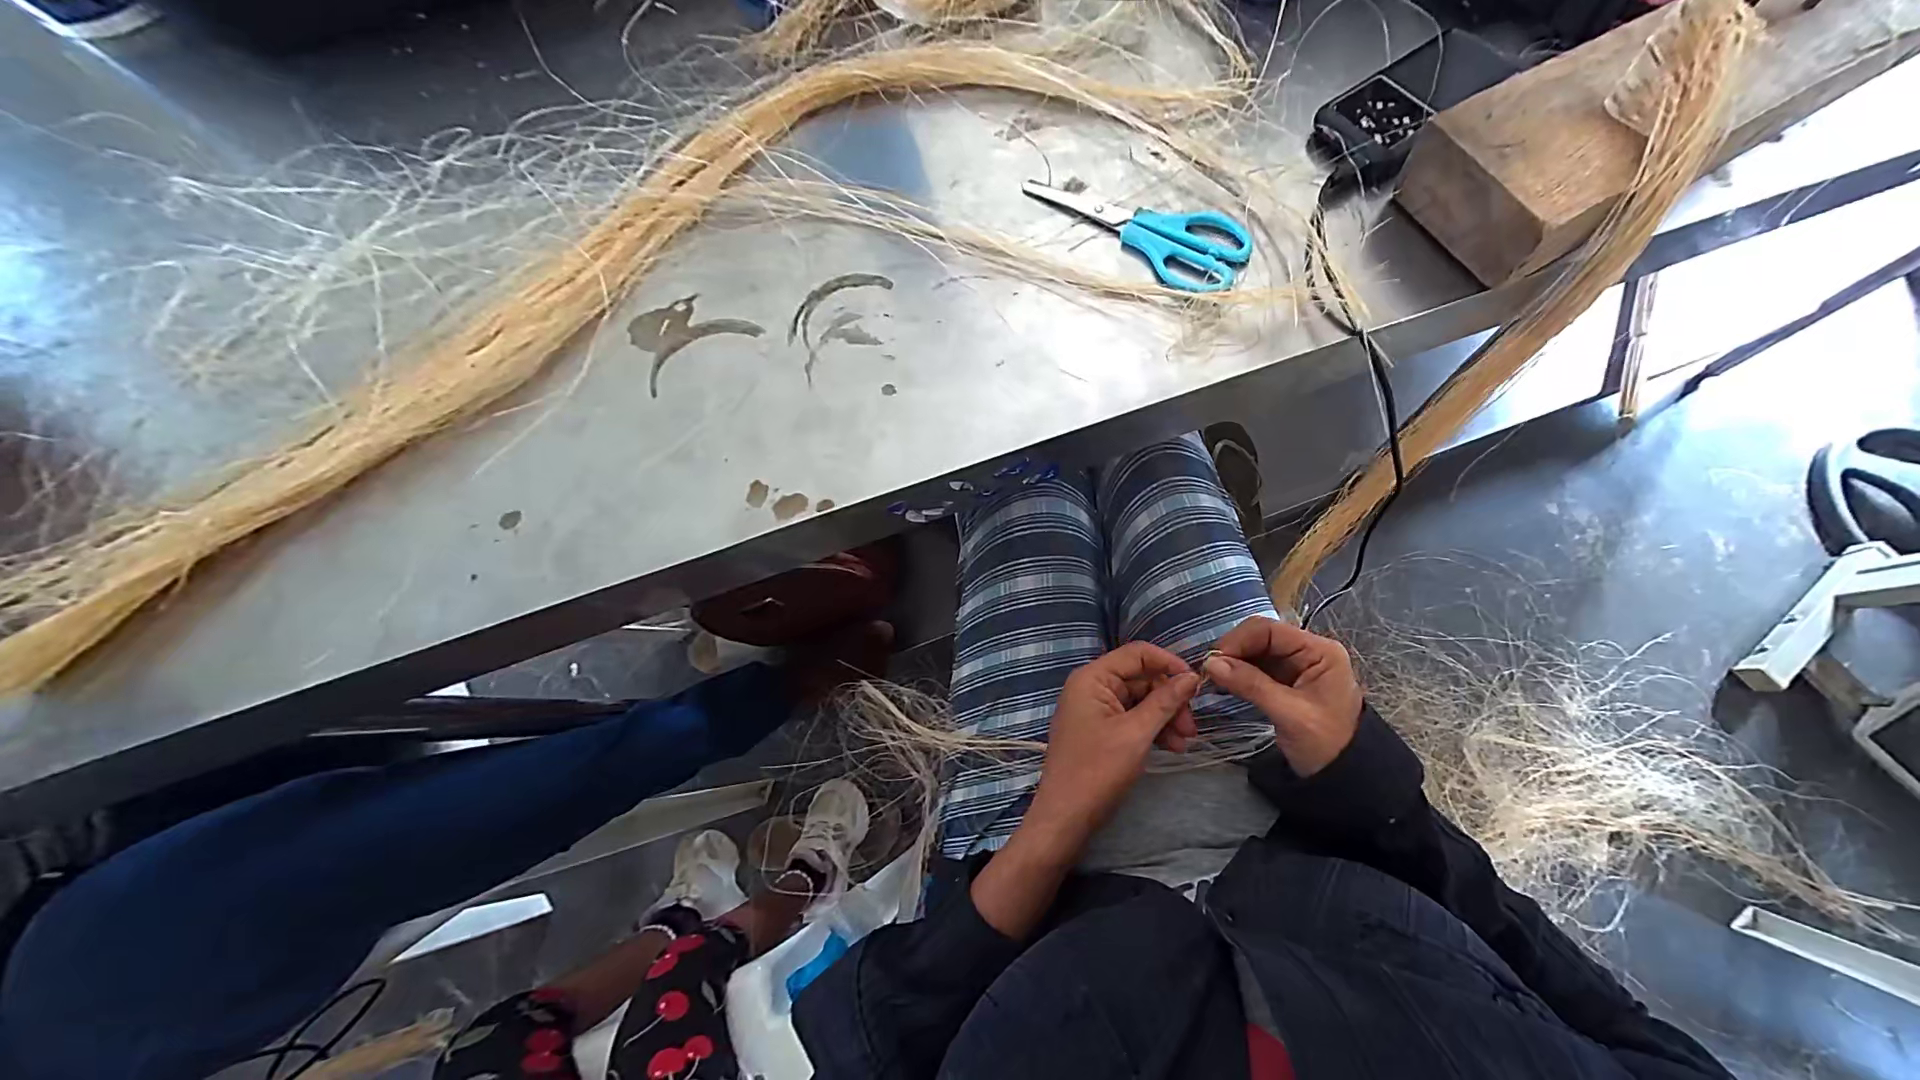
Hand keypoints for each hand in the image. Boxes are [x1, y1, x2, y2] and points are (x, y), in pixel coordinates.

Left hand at [1027, 642, 1201, 842]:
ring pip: (1140, 700)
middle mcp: (1090, 686)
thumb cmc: (1097, 770)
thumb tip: (1191, 676)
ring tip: (1184, 744)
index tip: (1196, 685)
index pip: (1137, 653)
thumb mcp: (1136, 733)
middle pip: (1141, 678)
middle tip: (1191, 729)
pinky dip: (1152, 729)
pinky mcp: (1098, 729)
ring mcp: (1093, 708)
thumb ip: (1164, 701)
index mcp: (1092, 678)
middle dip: (1170, 699)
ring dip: (1165, 717)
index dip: (1169, 664)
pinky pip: (1131, 718)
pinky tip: (1171, 748)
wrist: (1065, 816)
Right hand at [1202, 616, 1361, 775]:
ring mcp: (1295, 666)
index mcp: (1318, 651)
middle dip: (1233, 651)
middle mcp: (1307, 652)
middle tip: (1211, 673)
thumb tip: (1211, 663)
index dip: (1238, 640)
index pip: (1268, 630)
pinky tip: (1224, 684)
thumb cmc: (1327, 744)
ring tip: (1214, 680)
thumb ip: (1251, 685)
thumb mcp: (1289, 714)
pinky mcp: (1284, 681)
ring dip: (1232, 662)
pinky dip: (1237, 673)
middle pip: (1258, 637)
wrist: (1346, 777)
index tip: (1214, 661)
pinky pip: (1254, 667)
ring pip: (1253, 651)